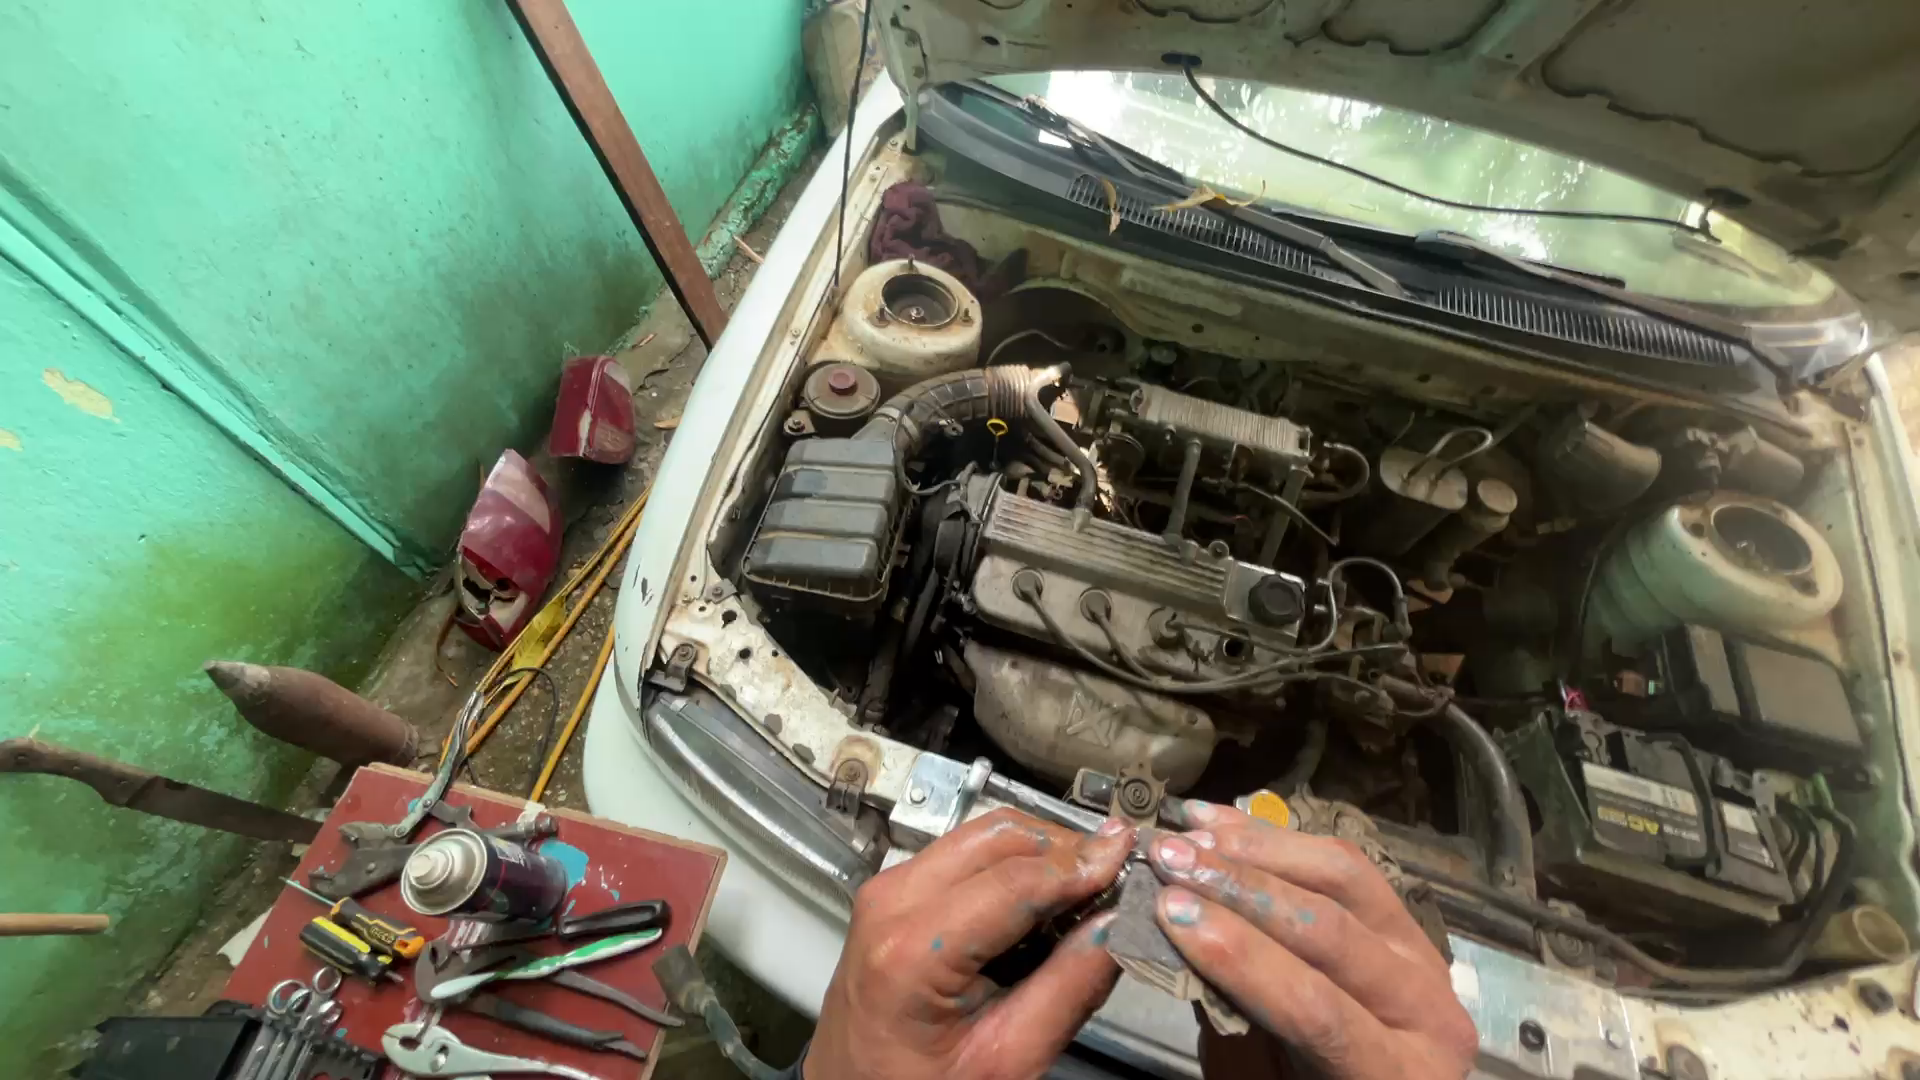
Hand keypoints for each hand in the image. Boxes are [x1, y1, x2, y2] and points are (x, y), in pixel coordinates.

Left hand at [806, 808, 1135, 1079]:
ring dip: (1042, 849)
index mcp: (909, 949)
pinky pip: (965, 851)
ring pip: (983, 833)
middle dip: (1064, 847)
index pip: (1014, 880)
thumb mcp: (1005, 1061)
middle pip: (998, 836)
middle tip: (1114, 869)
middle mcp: (891, 898)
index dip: (1078, 865)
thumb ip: (1068, 988)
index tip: (1125, 858)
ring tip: (1087, 882)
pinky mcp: (896, 888)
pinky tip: (1044, 892)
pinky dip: (1014, 861)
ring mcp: (889, 886)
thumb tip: (1118, 925)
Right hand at [1148, 801, 1476, 1079]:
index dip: (1240, 954)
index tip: (1171, 911)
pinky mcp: (1396, 912)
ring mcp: (1416, 950)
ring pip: (1339, 874)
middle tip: (1169, 859)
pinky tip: (1211, 821)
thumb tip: (1179, 928)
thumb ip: (1230, 1012)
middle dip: (1237, 886)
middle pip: (1328, 929)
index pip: (1316, 1005)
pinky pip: (1335, 859)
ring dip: (1251, 846)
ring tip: (1188, 834)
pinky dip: (1266, 834)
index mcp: (1397, 1074)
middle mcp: (1424, 1007)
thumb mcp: (1260, 1079)